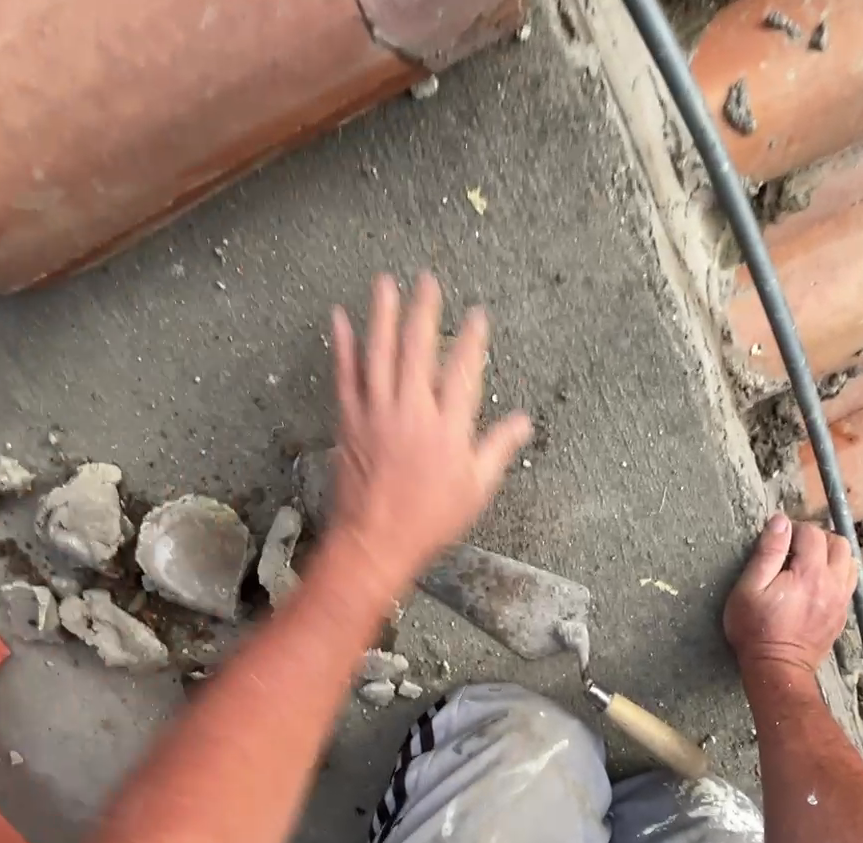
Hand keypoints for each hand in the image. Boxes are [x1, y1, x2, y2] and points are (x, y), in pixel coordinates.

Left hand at [327, 272, 532, 583]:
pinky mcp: (349, 421)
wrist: (375, 543)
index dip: (472, 339)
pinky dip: (342, 345)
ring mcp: (376, 413)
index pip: (464, 370)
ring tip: (386, 282)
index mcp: (447, 427)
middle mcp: (411, 411)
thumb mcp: (476, 490)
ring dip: (383, 314)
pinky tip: (339, 319)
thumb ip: (498, 449)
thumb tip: (523, 421)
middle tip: (427, 280)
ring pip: (379, 353)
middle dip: (425, 310)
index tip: (477, 314)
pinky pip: (345, 375)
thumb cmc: (429, 520)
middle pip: (419, 349)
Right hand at [724, 514, 856, 673]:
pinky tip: (814, 582)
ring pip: (849, 562)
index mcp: (810, 574)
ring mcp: (842, 600)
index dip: (794, 529)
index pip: (813, 533)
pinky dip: (835, 573)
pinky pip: (848, 582)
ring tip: (806, 563)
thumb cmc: (755, 629)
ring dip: (830, 555)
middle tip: (793, 548)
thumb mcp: (749, 588)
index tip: (778, 539)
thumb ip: (768, 552)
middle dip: (817, 537)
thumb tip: (780, 522)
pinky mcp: (842, 614)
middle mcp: (833, 584)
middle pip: (839, 543)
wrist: (777, 668)